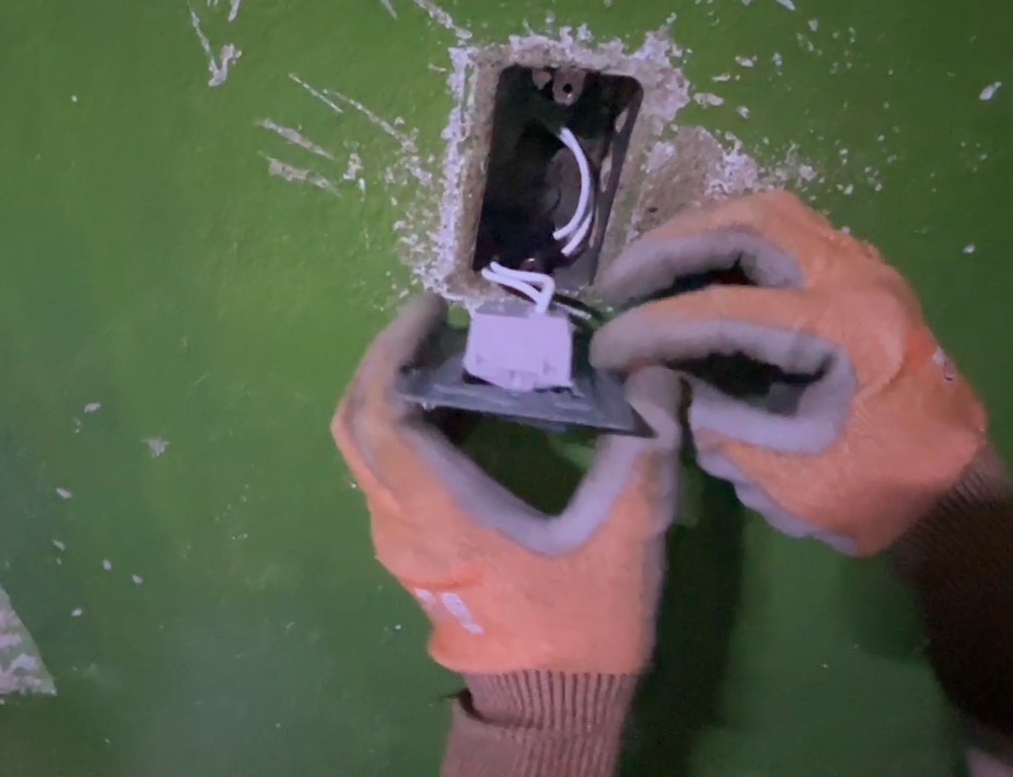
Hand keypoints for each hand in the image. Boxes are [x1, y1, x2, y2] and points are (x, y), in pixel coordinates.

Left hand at [331, 296, 683, 674]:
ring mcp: (392, 536)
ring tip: (442, 354)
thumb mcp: (623, 541)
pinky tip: (451, 407)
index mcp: (439, 512)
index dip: (393, 352)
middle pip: (354, 422)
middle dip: (382, 360)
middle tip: (431, 323)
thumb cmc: (577, 626)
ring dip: (386, 390)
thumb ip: (640, 454)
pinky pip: (379, 468)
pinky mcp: (403, 546)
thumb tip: (658, 375)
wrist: (546, 702)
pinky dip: (397, 423)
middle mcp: (397, 521)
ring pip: (360, 447)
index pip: (382, 415)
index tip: (429, 310)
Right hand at [590, 191, 985, 554]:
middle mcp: (857, 282)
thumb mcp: (779, 474)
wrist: (955, 494)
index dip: (652, 326)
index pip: (723, 311)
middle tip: (618, 281)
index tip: (604, 347)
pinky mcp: (856, 271)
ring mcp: (862, 267)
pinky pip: (784, 226)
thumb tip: (648, 374)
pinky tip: (698, 263)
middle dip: (668, 249)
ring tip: (649, 264)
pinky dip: (729, 235)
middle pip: (745, 227)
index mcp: (846, 336)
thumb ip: (708, 417)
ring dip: (697, 231)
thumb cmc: (873, 492)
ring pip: (765, 212)